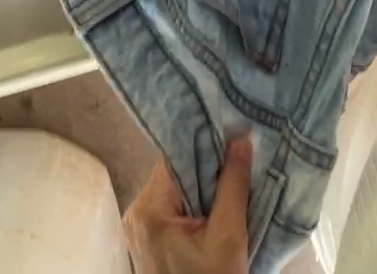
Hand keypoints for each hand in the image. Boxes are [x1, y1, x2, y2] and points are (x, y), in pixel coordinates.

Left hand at [125, 138, 252, 273]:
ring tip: (233, 184)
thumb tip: (240, 139)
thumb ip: (233, 186)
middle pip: (176, 173)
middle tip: (239, 162)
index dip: (205, 145)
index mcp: (148, 208)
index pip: (176, 158)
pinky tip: (220, 209)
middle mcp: (137, 212)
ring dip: (206, 190)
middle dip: (208, 170)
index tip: (232, 136)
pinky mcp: (151, 241)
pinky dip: (198, 207)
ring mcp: (141, 228)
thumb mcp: (228, 238)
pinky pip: (176, 210)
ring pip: (178, 191)